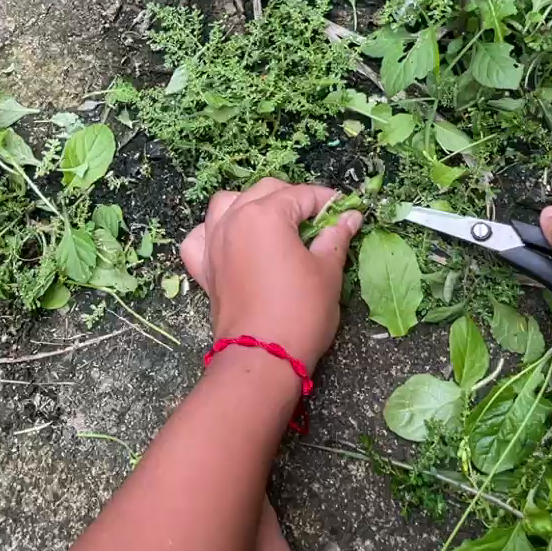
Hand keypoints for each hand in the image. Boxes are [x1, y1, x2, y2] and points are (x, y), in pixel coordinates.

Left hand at [179, 178, 361, 370]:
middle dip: (294, 199)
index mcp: (265, 215)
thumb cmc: (300, 312)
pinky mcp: (203, 266)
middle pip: (266, 191)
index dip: (327, 201)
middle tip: (320, 221)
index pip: (301, 195)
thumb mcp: (327, 271)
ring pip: (228, 203)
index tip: (346, 210)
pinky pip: (201, 236)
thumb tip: (350, 216)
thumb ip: (336, 236)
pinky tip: (231, 241)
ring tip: (275, 223)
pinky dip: (213, 232)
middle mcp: (234, 219)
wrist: (262, 358)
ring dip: (251, 204)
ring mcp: (213, 241)